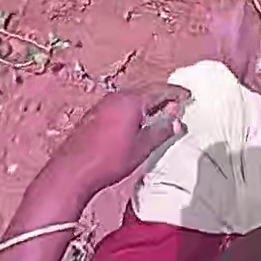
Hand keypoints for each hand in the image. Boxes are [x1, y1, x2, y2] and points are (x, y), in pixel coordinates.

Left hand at [40, 84, 190, 197]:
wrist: (72, 171)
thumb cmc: (109, 160)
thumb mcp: (142, 147)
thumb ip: (161, 131)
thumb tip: (176, 121)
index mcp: (131, 101)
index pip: (160, 90)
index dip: (176, 93)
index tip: (188, 95)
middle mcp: (116, 98)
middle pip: (145, 91)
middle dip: (163, 96)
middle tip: (177, 103)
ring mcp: (103, 105)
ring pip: (132, 98)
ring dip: (147, 103)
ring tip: (160, 113)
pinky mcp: (95, 115)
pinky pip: (120, 105)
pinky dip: (134, 109)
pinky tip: (137, 122)